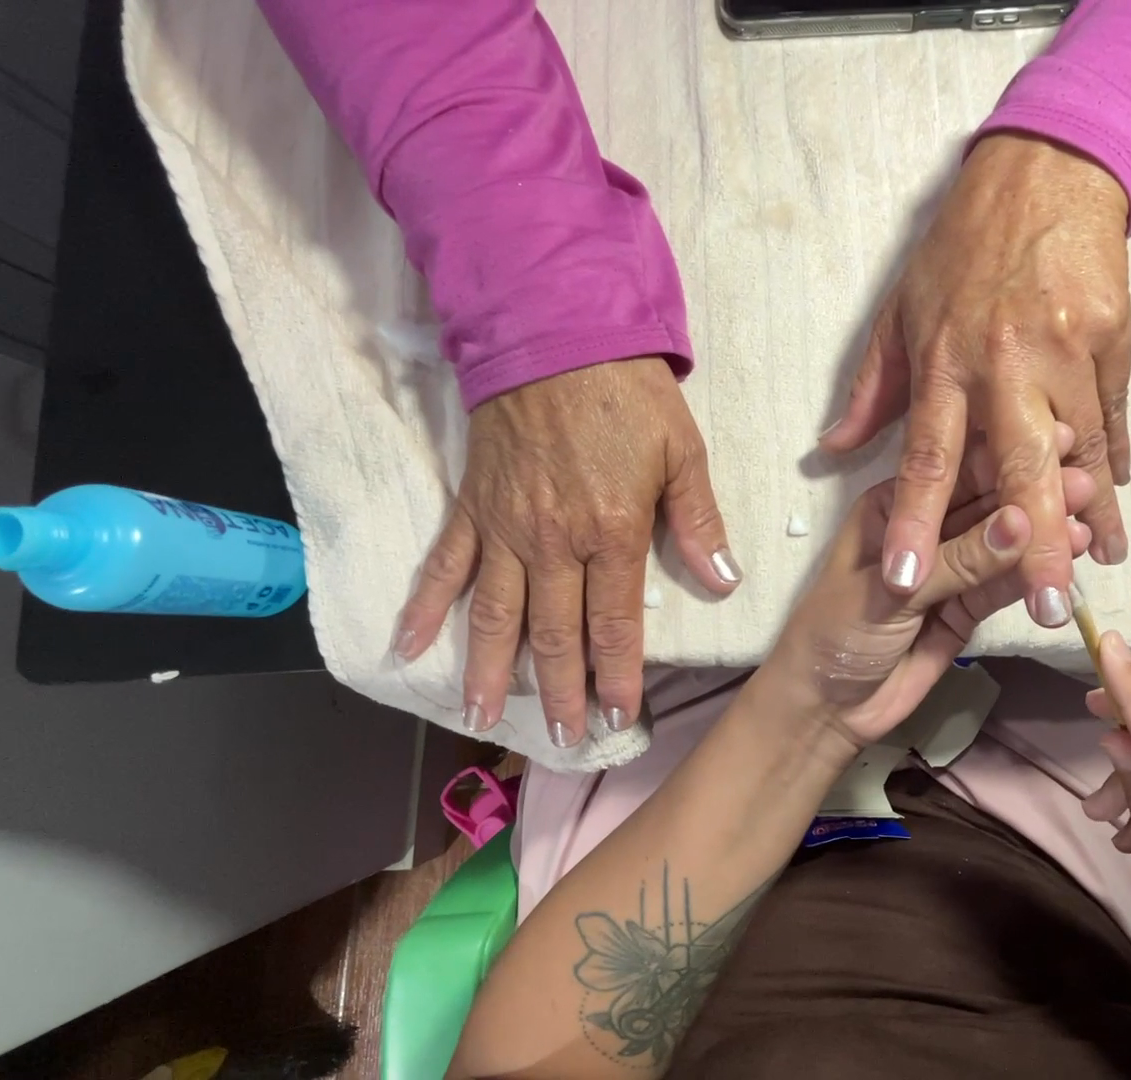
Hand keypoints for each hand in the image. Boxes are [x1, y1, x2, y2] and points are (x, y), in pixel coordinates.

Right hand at [393, 358, 738, 746]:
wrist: (557, 335)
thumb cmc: (630, 395)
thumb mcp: (683, 454)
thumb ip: (699, 522)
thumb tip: (724, 580)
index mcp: (613, 532)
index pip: (616, 622)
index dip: (620, 674)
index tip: (621, 715)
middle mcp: (555, 542)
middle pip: (556, 633)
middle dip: (562, 691)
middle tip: (564, 737)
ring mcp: (505, 528)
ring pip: (497, 615)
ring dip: (492, 671)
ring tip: (485, 716)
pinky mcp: (472, 506)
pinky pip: (444, 565)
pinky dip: (425, 608)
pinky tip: (406, 648)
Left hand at [757, 426, 1096, 750]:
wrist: (825, 709)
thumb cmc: (837, 634)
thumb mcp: (891, 591)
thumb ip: (958, 561)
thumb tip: (1023, 522)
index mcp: (894, 506)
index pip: (952, 476)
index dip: (1002, 460)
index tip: (1052, 442)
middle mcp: (925, 530)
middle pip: (986, 508)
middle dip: (1033, 495)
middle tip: (1086, 480)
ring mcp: (949, 570)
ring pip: (1001, 547)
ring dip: (1042, 536)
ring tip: (1090, 518)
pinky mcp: (966, 609)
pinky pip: (1002, 586)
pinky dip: (1033, 575)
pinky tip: (1070, 557)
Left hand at [820, 133, 1130, 629]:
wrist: (1047, 172)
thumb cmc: (962, 247)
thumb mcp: (901, 309)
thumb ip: (871, 387)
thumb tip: (832, 449)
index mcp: (944, 362)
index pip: (925, 457)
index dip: (915, 524)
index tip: (907, 583)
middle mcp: (1004, 366)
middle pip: (1018, 467)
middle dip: (1031, 543)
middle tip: (1045, 609)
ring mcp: (1065, 355)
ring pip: (1079, 451)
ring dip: (1088, 515)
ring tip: (1098, 568)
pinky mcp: (1111, 346)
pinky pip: (1112, 419)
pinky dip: (1114, 465)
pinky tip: (1117, 506)